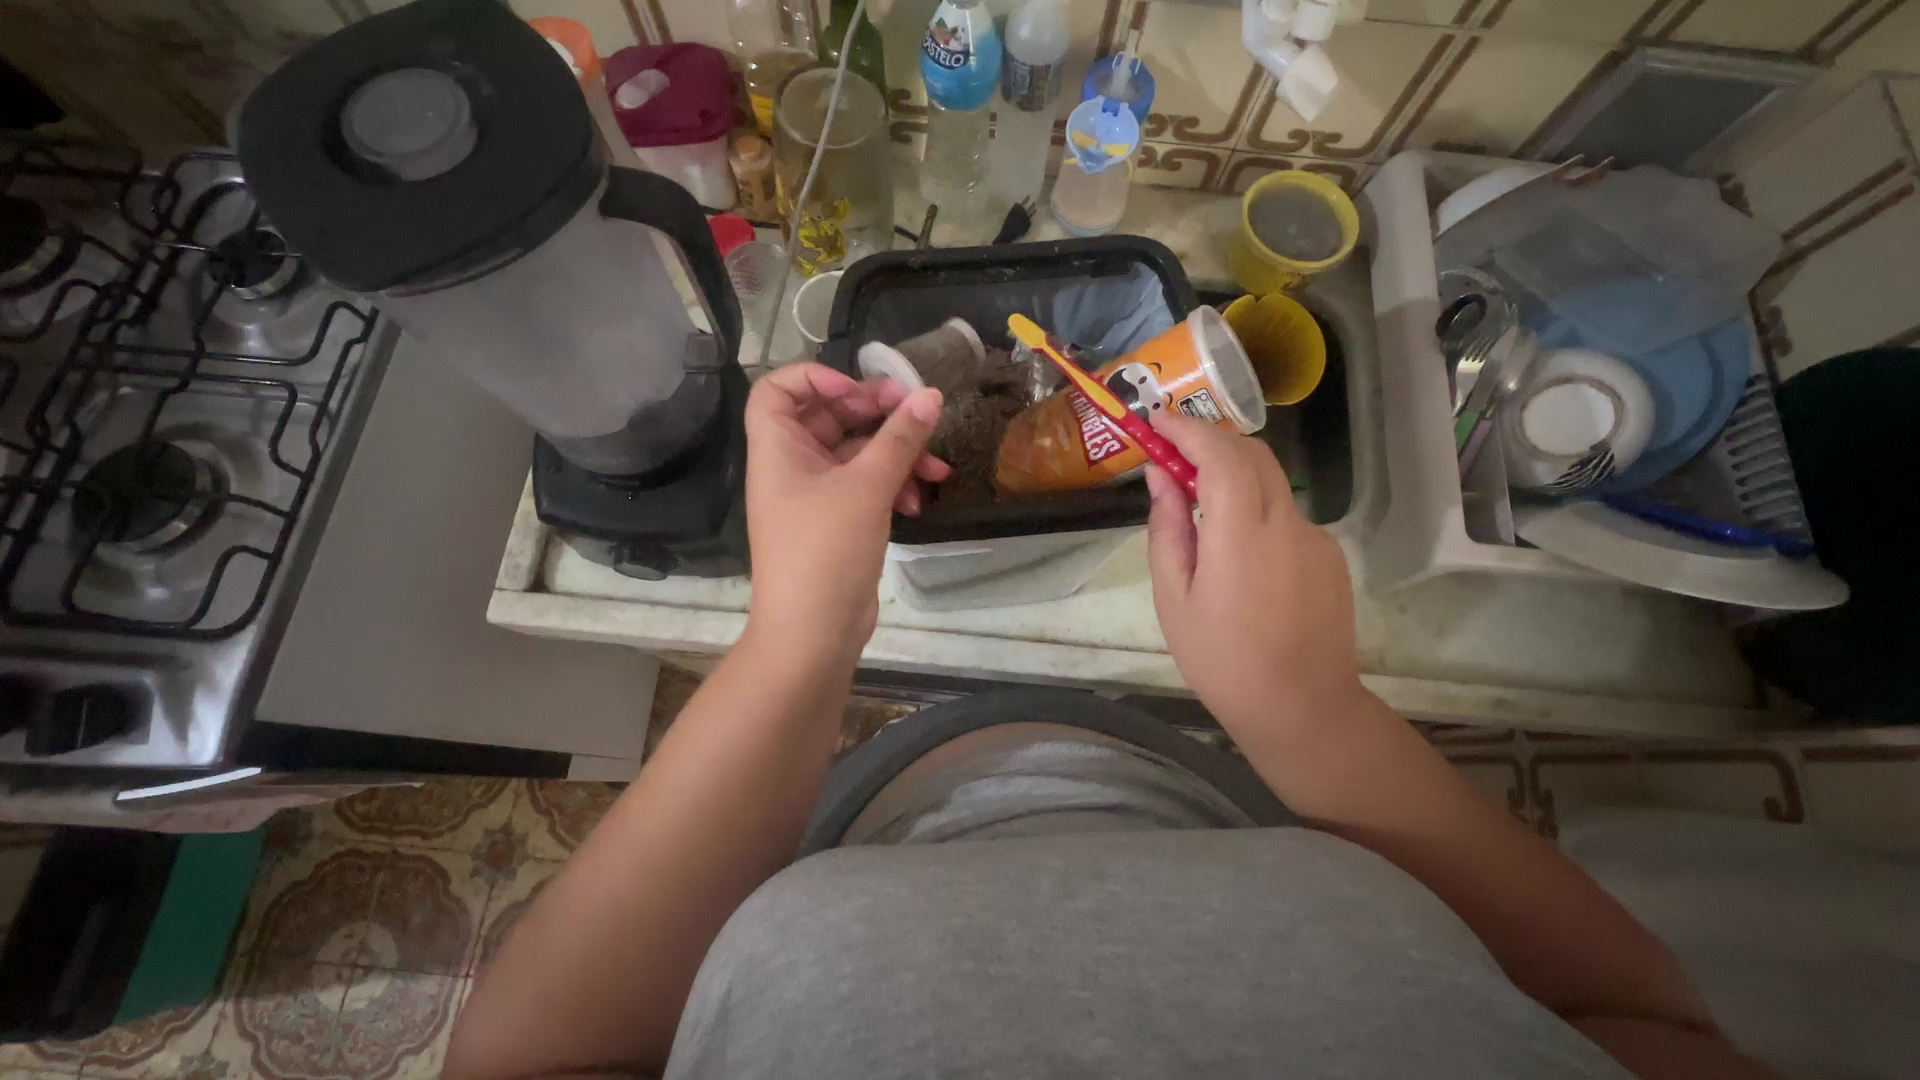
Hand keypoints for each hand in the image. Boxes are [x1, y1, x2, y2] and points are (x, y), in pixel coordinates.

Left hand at [743, 364, 946, 660]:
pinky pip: (866, 485)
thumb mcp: (867, 487)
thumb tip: (931, 395)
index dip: (816, 378)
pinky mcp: (838, 521)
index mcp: (777, 448)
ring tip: (936, 469)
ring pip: (857, 454)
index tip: (860, 390)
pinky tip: (921, 499)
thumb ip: (900, 438)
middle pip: (829, 417)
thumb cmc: (826, 550)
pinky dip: (893, 485)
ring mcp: (815, 495)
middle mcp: (791, 466)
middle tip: (916, 411)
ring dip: (897, 455)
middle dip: (876, 414)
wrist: (813, 633)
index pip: (778, 389)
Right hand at [1144, 412, 1363, 746]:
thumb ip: (1168, 529)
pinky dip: (1255, 509)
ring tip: (1199, 510)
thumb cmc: (1221, 661)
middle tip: (1172, 454)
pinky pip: (1286, 514)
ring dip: (1232, 475)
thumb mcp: (1174, 598)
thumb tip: (1161, 477)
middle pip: (1253, 454)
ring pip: (1271, 482)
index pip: (1221, 455)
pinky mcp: (1330, 555)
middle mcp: (1287, 524)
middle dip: (1210, 440)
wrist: (1302, 708)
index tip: (1158, 421)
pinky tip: (1239, 554)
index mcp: (1241, 536)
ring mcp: (1315, 538)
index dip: (1188, 428)